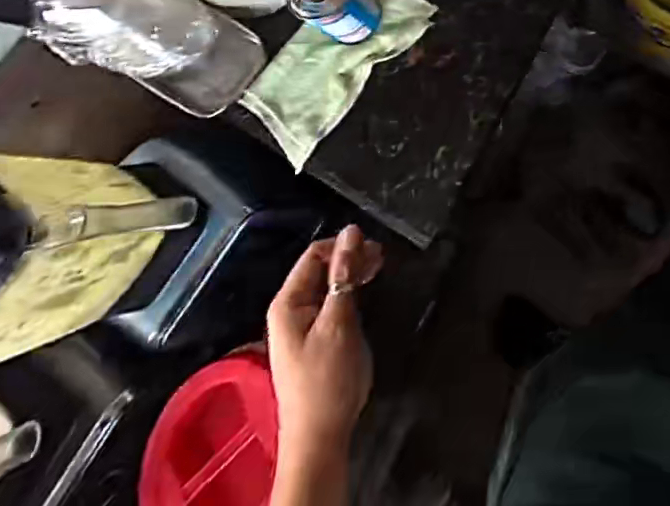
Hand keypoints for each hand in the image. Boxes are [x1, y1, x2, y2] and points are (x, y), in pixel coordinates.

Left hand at [267, 224, 383, 458]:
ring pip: (329, 284)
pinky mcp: (317, 337)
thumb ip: (344, 276)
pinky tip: (367, 288)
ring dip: (353, 272)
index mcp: (288, 302)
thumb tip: (352, 232)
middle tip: (381, 257)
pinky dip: (351, 290)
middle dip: (350, 257)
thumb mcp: (338, 322)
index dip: (343, 245)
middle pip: (321, 268)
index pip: (314, 255)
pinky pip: (333, 301)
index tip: (374, 247)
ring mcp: (303, 324)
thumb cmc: (327, 378)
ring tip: (379, 267)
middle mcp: (292, 308)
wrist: (320, 437)